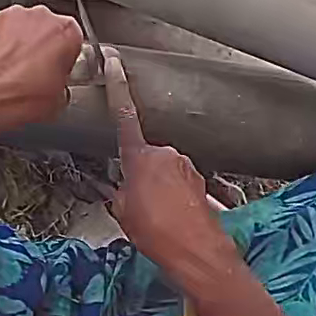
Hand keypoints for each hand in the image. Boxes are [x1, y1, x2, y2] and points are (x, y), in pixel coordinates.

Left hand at [0, 4, 84, 133]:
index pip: (76, 39)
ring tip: (17, 73)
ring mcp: (13, 16)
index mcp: (66, 32)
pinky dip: (1, 44)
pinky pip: (2, 30)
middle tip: (39, 75)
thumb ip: (63, 86)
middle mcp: (41, 17)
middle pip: (49, 29)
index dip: (68, 58)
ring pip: (25, 27)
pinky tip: (0, 68)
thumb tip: (56, 90)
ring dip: (22, 44)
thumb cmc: (16, 96)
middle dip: (45, 48)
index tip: (62, 71)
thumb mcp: (58, 102)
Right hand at [104, 50, 243, 295]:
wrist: (198, 254)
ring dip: (158, 187)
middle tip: (136, 203)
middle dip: (139, 173)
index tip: (115, 61)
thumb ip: (118, 193)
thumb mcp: (122, 213)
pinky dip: (173, 196)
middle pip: (145, 154)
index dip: (117, 87)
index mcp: (141, 157)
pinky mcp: (201, 180)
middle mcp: (166, 154)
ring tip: (156, 217)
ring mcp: (186, 166)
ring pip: (163, 169)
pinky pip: (179, 182)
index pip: (124, 115)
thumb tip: (118, 190)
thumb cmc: (157, 234)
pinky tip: (171, 219)